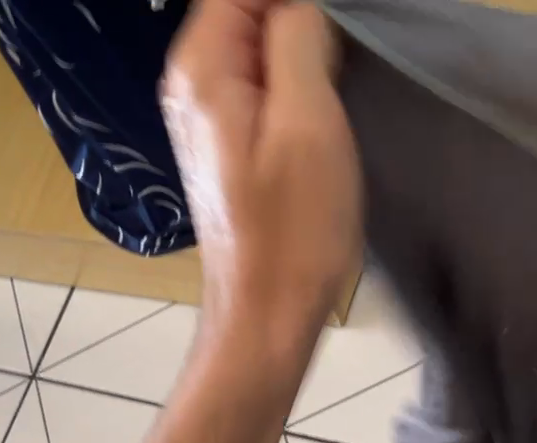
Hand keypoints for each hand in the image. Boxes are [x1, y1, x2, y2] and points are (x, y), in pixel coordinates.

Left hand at [162, 0, 362, 360]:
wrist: (268, 318)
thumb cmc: (294, 230)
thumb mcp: (308, 122)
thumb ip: (298, 39)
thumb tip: (300, 6)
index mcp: (202, 67)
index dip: (297, 0)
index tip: (343, 36)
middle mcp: (191, 87)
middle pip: (248, 14)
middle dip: (301, 25)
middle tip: (345, 72)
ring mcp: (208, 124)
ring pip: (258, 57)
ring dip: (303, 63)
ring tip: (339, 98)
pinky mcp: (229, 156)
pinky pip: (261, 96)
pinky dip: (294, 95)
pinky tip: (321, 128)